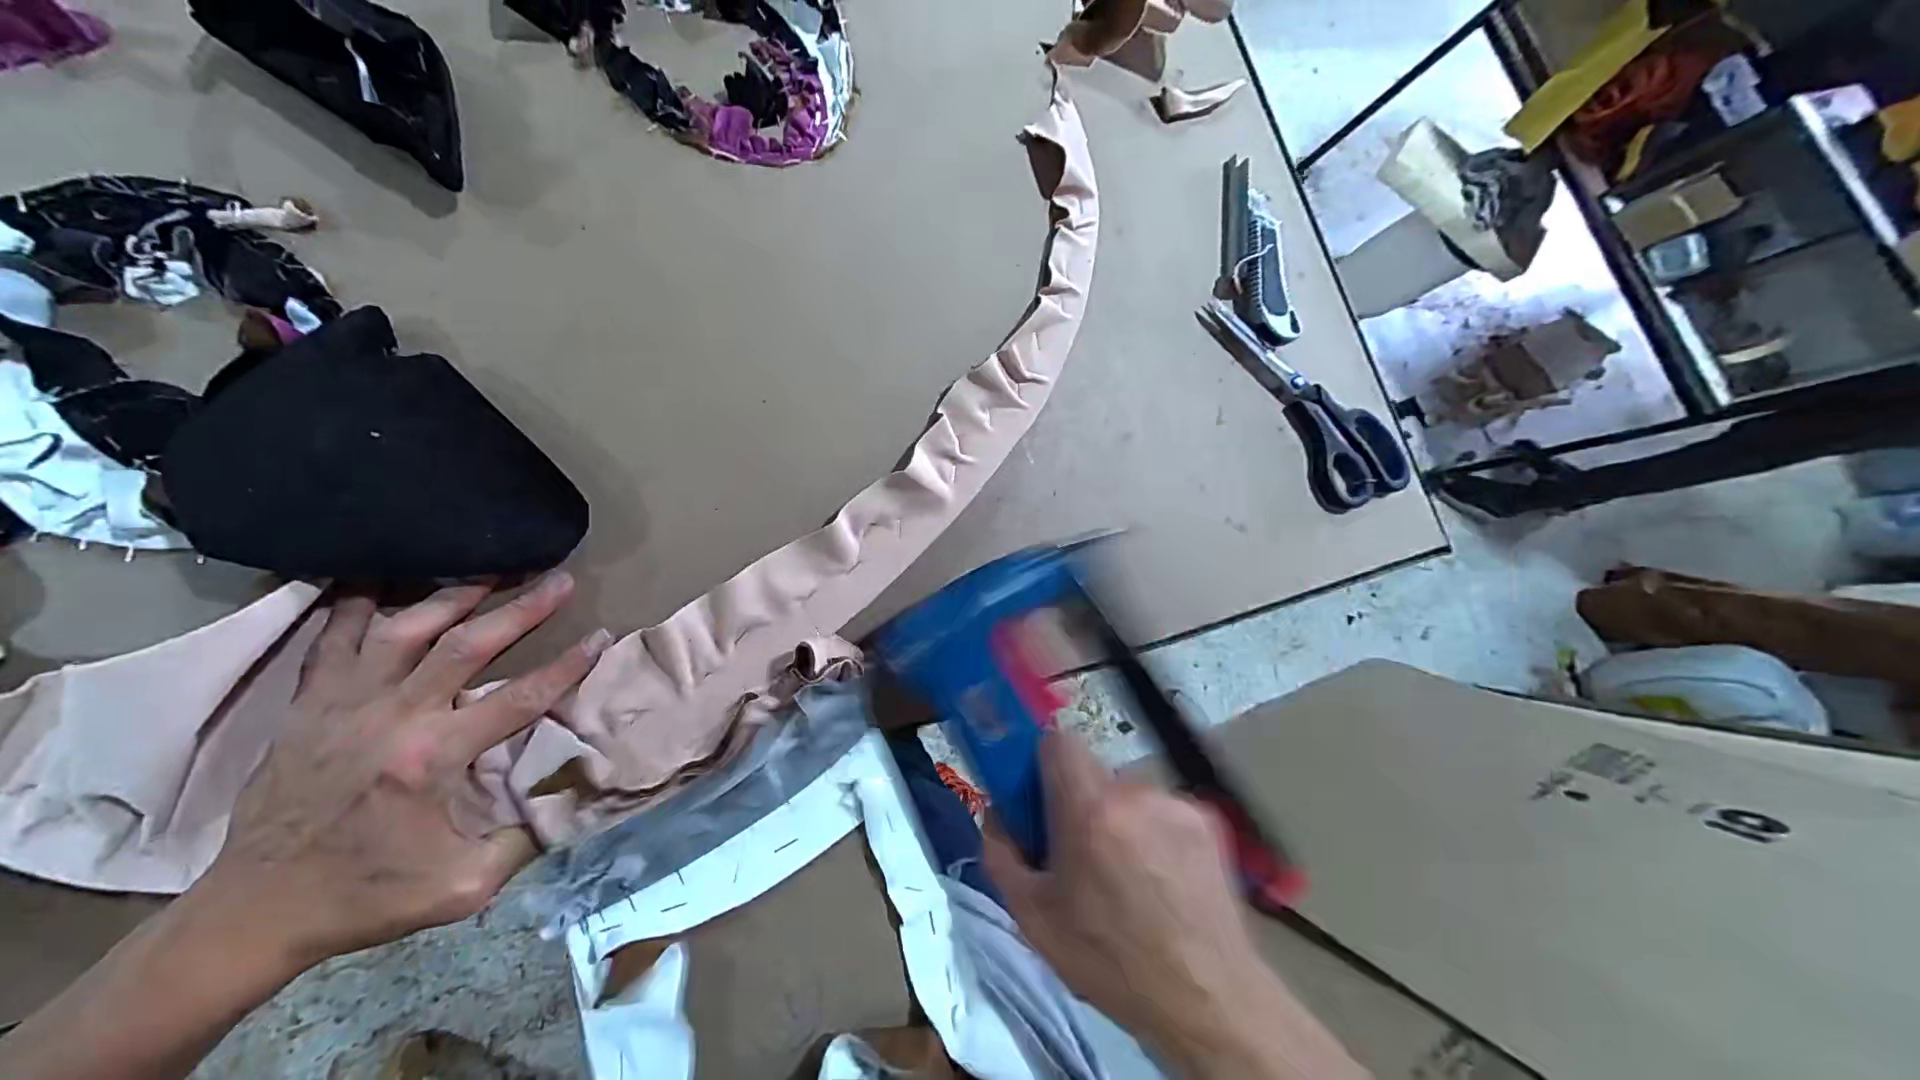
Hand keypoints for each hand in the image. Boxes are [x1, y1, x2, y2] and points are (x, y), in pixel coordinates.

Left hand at [198, 570, 613, 964]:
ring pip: (404, 629)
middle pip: (467, 645)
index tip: (602, 637)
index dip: (568, 666)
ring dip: (453, 595)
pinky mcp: (309, 706)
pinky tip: (382, 579)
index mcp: (431, 760)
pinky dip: (358, 604)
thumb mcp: (465, 887)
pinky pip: (334, 640)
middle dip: (522, 608)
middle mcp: (391, 718)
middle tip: (559, 579)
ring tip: (490, 571)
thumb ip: (525, 839)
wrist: (254, 912)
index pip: (520, 698)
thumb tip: (575, 795)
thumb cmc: (370, 897)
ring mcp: (343, 706)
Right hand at [984, 731, 1367, 1079]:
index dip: (1043, 762)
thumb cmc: (1109, 960)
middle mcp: (1135, 792)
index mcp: (1089, 809)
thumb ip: (1001, 852)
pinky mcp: (1208, 819)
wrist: (1206, 998)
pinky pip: (1162, 810)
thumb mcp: (1033, 916)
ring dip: (1117, 819)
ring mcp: (1177, 803)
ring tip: (1126, 876)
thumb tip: (997, 813)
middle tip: (1079, 852)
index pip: (1058, 742)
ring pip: (1128, 794)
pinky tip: (1161, 880)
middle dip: (1079, 802)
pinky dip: (1153, 832)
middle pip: (1092, 774)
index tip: (1039, 797)